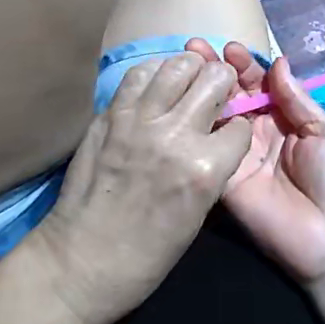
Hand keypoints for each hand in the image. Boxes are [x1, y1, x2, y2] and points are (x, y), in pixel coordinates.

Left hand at [29, 52, 250, 323]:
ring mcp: (139, 119)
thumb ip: (213, 166)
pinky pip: (139, 75)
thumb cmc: (148, 252)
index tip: (228, 131)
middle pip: (215, 79)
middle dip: (222, 84)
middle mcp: (175, 134)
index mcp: (205, 168)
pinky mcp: (110, 114)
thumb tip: (218, 131)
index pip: (240, 126)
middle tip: (214, 94)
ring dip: (190, 70)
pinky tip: (156, 85)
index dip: (237, 128)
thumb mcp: (199, 213)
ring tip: (187, 81)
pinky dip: (154, 73)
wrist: (84, 258)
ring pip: (178, 65)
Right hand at [188, 41, 324, 283]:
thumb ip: (298, 101)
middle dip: (215, 70)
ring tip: (185, 66)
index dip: (244, 65)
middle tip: (195, 48)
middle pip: (232, 95)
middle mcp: (256, 132)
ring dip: (200, 90)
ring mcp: (236, 154)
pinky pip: (207, 148)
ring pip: (215, 116)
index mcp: (283, 119)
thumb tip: (278, 62)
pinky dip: (195, 126)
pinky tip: (183, 104)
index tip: (229, 48)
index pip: (258, 84)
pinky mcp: (222, 177)